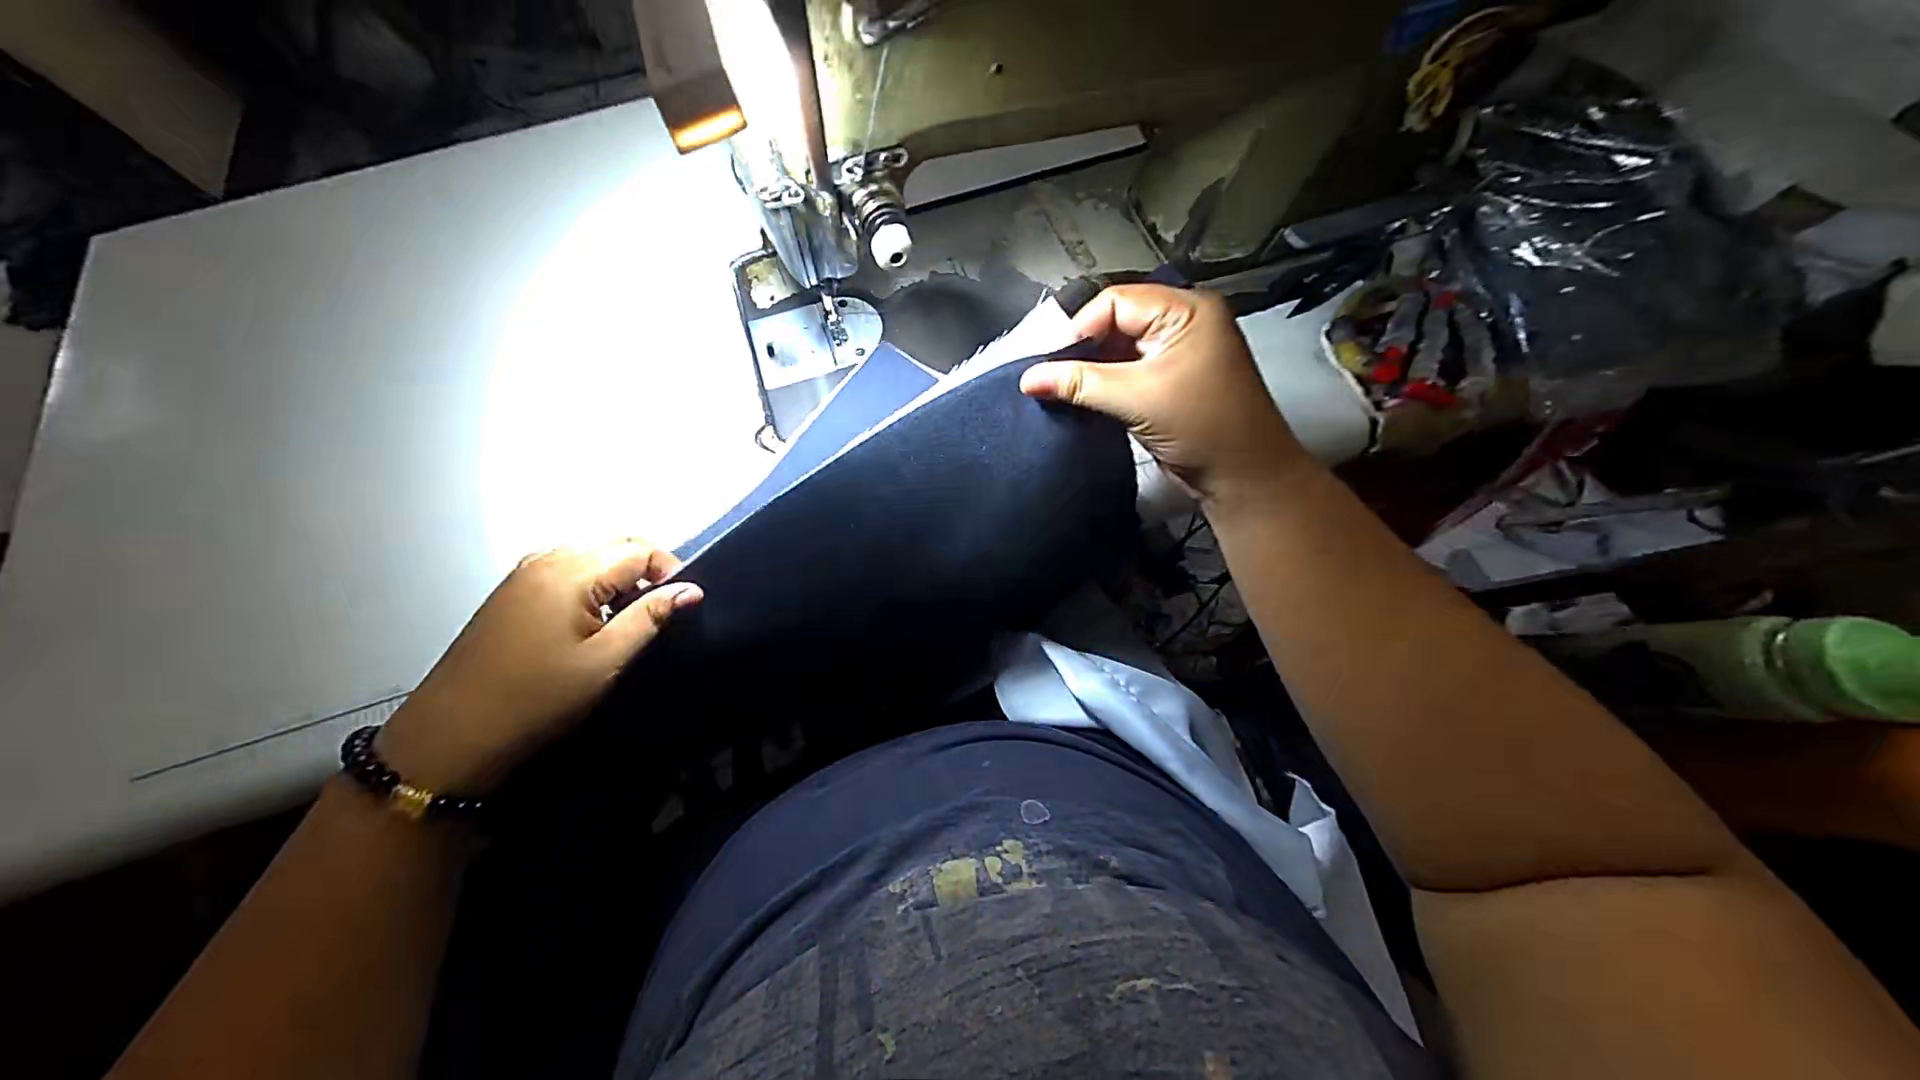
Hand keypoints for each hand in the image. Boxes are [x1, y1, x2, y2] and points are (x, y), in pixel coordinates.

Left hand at [375, 540, 701, 793]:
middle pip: (615, 544)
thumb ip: (651, 617)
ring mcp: (524, 574)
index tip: (683, 606)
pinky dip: (593, 583)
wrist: (453, 734)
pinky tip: (595, 619)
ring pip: (591, 554)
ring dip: (620, 576)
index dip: (671, 572)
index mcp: (570, 572)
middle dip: (648, 569)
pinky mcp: (512, 592)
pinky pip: (566, 569)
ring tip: (632, 617)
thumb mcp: (605, 661)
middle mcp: (546, 560)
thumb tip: (692, 590)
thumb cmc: (537, 698)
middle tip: (663, 610)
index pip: (640, 549)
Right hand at [1020, 285, 1313, 503]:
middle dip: (1084, 350)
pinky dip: (1105, 385)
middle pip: (1115, 323)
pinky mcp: (1169, 382)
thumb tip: (1029, 378)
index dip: (1081, 329)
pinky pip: (1127, 372)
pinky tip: (1086, 400)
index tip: (1054, 362)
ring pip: (1118, 350)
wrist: (1244, 477)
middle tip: (1055, 377)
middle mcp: (1183, 324)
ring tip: (1067, 391)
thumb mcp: (1136, 398)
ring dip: (1093, 370)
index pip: (1116, 302)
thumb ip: (1079, 383)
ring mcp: (1177, 354)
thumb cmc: (1206, 428)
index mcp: (1187, 311)